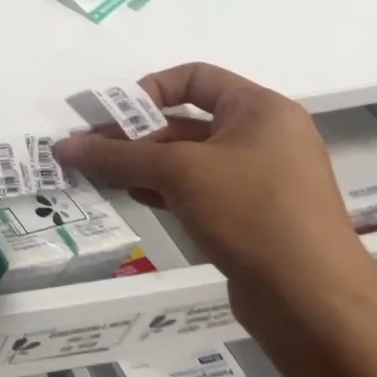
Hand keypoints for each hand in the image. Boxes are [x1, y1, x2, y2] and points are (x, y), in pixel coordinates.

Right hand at [52, 63, 371, 301]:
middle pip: (183, 120)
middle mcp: (263, 137)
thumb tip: (62, 147)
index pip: (194, 77)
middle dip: (132, 133)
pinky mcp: (251, 213)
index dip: (147, 89)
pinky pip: (196, 187)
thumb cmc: (251, 212)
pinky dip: (160, 187)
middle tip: (88, 151)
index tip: (111, 117)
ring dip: (140, 163)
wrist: (313, 300)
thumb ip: (115, 155)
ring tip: (99, 176)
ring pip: (185, 157)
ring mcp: (259, 177)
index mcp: (260, 111)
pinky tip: (131, 197)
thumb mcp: (176, 172)